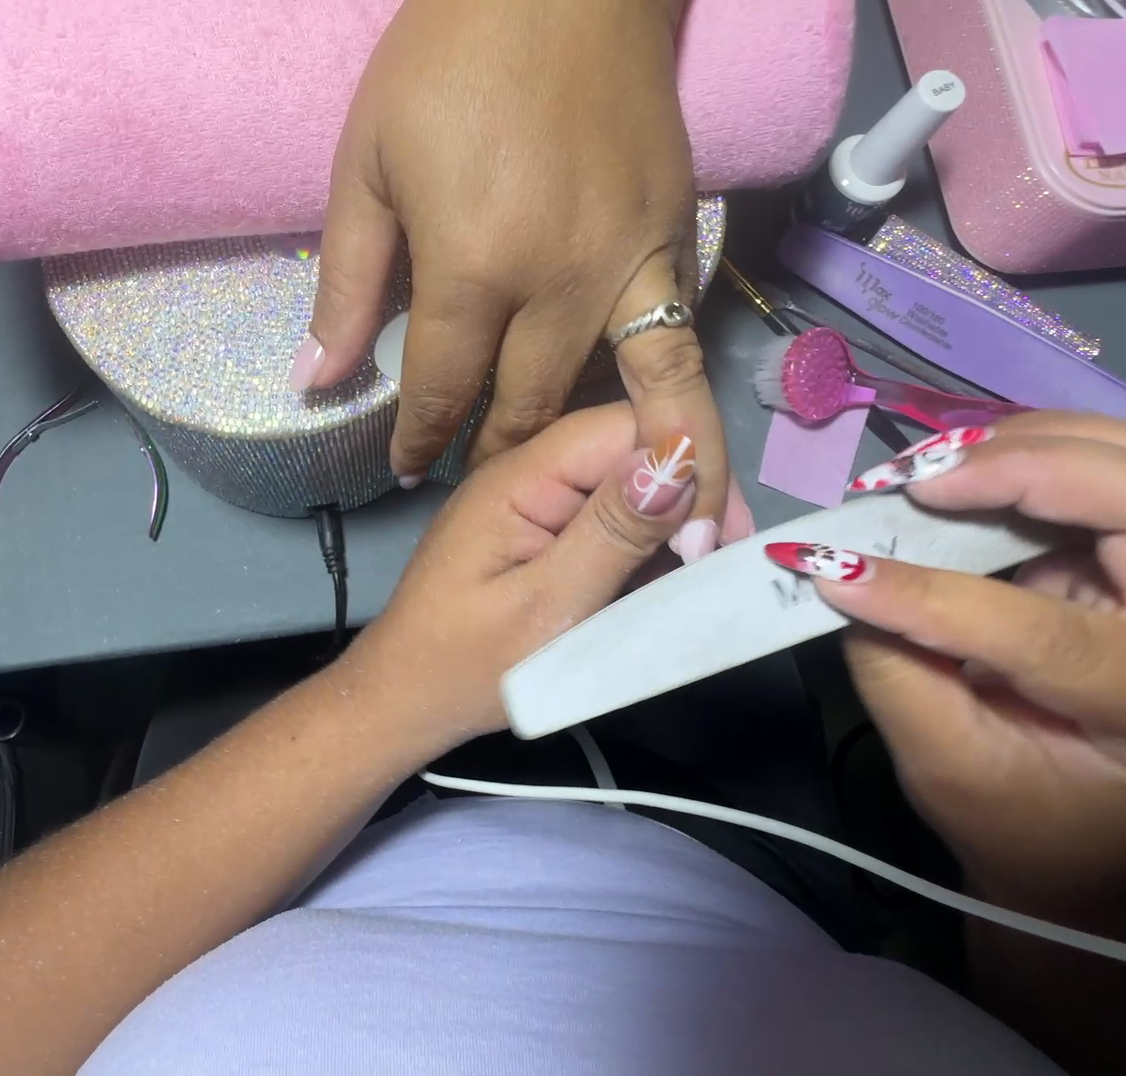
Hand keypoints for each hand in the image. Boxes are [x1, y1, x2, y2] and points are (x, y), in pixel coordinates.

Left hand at [303, 0, 748, 562]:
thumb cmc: (445, 63)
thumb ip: (345, 285)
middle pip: (523, 408)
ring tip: (565, 480)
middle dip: (490, 452)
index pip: (440, 390)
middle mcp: (560, 286)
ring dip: (580, 445)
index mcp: (474, 267)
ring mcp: (632, 266)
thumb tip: (316, 380)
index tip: (410, 465)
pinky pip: (673, 341)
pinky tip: (647, 422)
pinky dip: (659, 393)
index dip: (419, 437)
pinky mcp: (679, 240)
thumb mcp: (366, 166)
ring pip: (613, 395)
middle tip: (470, 471)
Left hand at [337, 402, 696, 749]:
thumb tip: (679, 460)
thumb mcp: (547, 606)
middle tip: (720, 557)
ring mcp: (531, 504)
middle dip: (685, 495)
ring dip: (667, 524)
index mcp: (521, 477)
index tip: (715, 534)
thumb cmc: (465, 666)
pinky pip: (601, 520)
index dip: (683, 463)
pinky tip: (663, 579)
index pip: (622, 426)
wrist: (405, 699)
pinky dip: (639, 545)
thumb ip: (612, 534)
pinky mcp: (537, 534)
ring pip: (621, 486)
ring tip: (700, 572)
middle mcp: (527, 474)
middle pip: (627, 449)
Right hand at [769, 413, 1125, 910]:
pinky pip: (1119, 477)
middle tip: (920, 481)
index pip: (1056, 637)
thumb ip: (890, 665)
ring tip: (934, 464)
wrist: (1080, 846)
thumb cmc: (1012, 820)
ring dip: (1039, 446)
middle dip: (1036, 472)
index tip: (828, 569)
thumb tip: (840, 572)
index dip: (931, 598)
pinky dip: (1036, 453)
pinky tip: (965, 465)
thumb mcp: (937, 762)